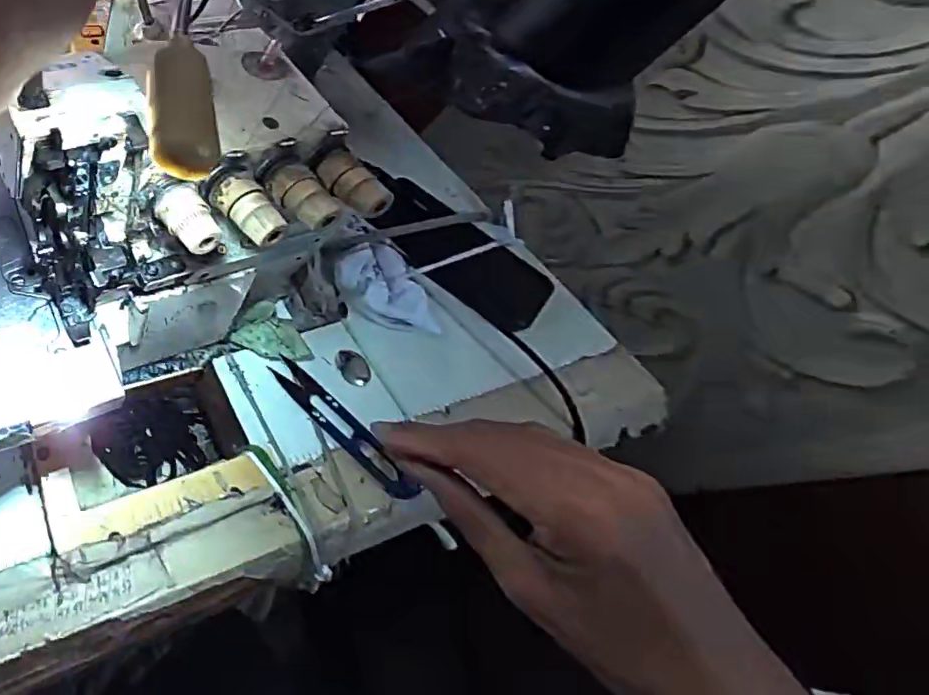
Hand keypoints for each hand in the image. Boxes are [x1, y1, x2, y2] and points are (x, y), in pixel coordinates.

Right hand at [380, 420, 803, 694]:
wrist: (724, 680)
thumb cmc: (618, 645)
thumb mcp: (529, 589)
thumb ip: (470, 518)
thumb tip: (419, 470)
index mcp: (578, 509)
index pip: (481, 453)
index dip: (425, 439)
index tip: (381, 435)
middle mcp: (602, 476)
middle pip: (500, 436)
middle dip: (443, 436)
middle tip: (398, 445)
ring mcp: (622, 472)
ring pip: (523, 434)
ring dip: (472, 438)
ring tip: (432, 452)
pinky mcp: (631, 478)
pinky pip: (552, 446)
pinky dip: (507, 446)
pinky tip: (484, 460)